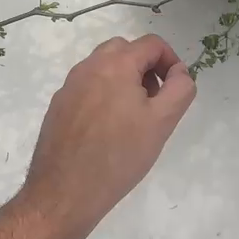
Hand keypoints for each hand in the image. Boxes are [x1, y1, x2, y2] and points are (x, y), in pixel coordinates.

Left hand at [22, 34, 194, 231]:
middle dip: (146, 67)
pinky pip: (87, 88)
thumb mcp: (162, 122)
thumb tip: (179, 72)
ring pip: (103, 68)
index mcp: (115, 64)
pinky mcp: (57, 107)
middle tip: (154, 100)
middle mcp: (88, 67)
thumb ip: (180, 88)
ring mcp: (68, 87)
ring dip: (124, 80)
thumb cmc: (119, 156)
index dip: (171, 61)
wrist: (64, 194)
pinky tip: (107, 131)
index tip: (175, 88)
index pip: (152, 44)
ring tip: (132, 117)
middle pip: (124, 50)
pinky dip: (103, 95)